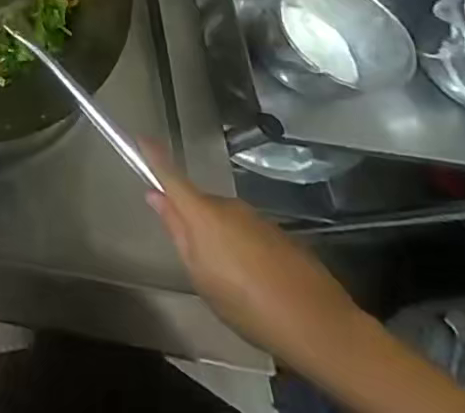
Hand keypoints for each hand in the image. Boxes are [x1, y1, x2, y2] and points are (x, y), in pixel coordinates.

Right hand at [141, 143, 373, 369]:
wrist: (322, 327)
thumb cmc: (247, 303)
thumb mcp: (200, 274)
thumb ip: (177, 232)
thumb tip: (156, 196)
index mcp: (204, 215)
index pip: (172, 177)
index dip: (155, 156)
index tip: (142, 136)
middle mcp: (231, 207)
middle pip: (200, 203)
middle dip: (193, 220)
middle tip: (196, 257)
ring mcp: (260, 219)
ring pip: (226, 220)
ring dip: (222, 237)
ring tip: (230, 278)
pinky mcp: (282, 236)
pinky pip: (250, 233)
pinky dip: (246, 248)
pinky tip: (257, 281)